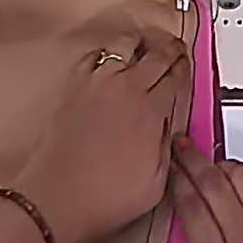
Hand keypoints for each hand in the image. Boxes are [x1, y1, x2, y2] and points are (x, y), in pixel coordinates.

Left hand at [17, 32, 190, 242]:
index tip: (185, 66)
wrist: (57, 199)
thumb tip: (170, 129)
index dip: (183, 68)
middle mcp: (127, 89)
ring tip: (144, 45)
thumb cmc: (104, 196)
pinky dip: (105, 52)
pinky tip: (109, 59)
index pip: (175, 76)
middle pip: (157, 55)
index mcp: (151, 111)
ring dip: (140, 43)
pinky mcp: (75, 86)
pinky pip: (94, 55)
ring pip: (126, 45)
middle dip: (170, 50)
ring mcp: (99, 83)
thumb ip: (168, 148)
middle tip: (174, 49)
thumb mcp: (156, 183)